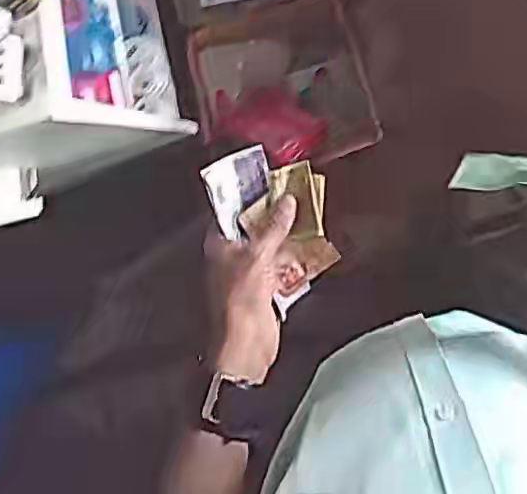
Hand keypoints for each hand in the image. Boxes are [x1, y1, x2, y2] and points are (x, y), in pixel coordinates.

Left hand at [205, 193, 296, 383]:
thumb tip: (287, 201)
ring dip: (284, 231)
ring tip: (305, 212)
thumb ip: (273, 226)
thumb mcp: (258, 255)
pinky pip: (278, 262)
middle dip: (272, 211)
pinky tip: (308, 243)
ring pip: (267, 242)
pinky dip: (291, 253)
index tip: (267, 178)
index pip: (230, 208)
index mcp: (219, 243)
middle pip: (252, 224)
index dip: (247, 192)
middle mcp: (230, 254)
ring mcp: (247, 270)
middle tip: (292, 192)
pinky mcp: (263, 285)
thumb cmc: (239, 300)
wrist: (245, 347)